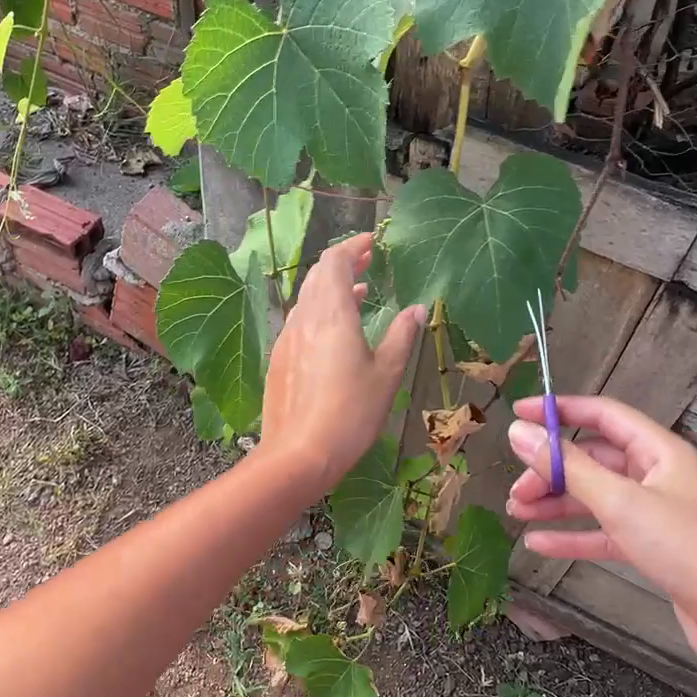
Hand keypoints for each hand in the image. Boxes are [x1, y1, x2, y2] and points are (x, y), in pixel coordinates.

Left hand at [261, 233, 424, 490]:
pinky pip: (300, 321)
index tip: (373, 242)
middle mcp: (305, 318)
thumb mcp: (387, 374)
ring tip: (358, 293)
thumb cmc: (351, 413)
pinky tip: (335, 332)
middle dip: (343, 262)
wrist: (299, 454)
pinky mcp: (279, 360)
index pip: (336, 261)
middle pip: (318, 275)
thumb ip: (402, 336)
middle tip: (368, 261)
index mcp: (332, 313)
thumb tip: (417, 308)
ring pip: (307, 298)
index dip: (353, 246)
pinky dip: (319, 312)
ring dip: (331, 288)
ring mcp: (287, 339)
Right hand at [504, 396, 696, 672]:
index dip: (560, 411)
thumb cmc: (687, 550)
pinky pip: (605, 531)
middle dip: (552, 470)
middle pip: (595, 459)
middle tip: (516, 490)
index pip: (603, 415)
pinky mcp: (654, 547)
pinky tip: (539, 543)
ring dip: (557, 502)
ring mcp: (657, 513)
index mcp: (660, 451)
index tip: (518, 415)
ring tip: (517, 513)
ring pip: (596, 496)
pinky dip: (574, 535)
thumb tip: (520, 433)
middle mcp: (659, 475)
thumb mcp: (620, 503)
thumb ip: (568, 467)